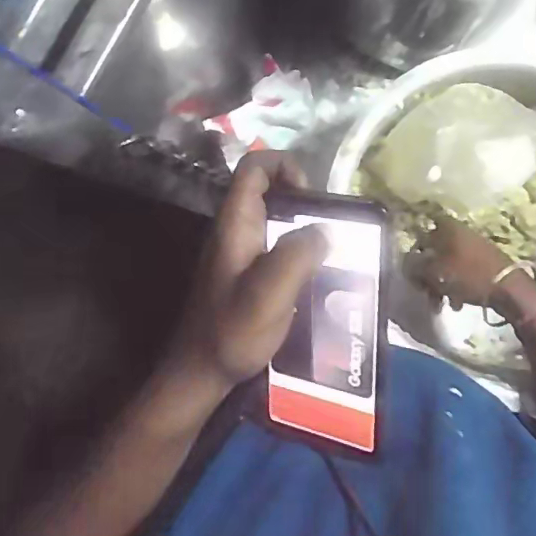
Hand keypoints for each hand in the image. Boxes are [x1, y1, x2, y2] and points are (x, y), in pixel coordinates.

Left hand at [170, 151, 328, 393]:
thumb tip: (324, 229)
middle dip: (302, 197)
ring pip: (274, 217)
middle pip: (267, 188)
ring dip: (304, 225)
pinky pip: (276, 243)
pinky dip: (298, 247)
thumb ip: (297, 256)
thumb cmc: (232, 331)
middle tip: (331, 226)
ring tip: (334, 249)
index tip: (311, 197)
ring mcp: (239, 249)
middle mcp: (234, 228)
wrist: (201, 370)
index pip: (254, 167)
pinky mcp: (246, 270)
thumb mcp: (269, 294)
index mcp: (235, 223)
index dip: (285, 165)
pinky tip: (318, 274)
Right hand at [421, 218, 514, 306]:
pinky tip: (457, 301)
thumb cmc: (468, 276)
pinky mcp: (486, 260)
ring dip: (441, 282)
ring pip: (448, 263)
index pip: (420, 234)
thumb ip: (414, 267)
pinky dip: (456, 284)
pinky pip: (463, 270)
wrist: (510, 289)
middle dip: (428, 273)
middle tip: (425, 290)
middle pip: (434, 251)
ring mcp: (475, 245)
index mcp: (447, 227)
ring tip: (441, 301)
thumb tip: (407, 265)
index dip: (413, 253)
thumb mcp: (434, 273)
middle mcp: (461, 231)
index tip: (412, 271)